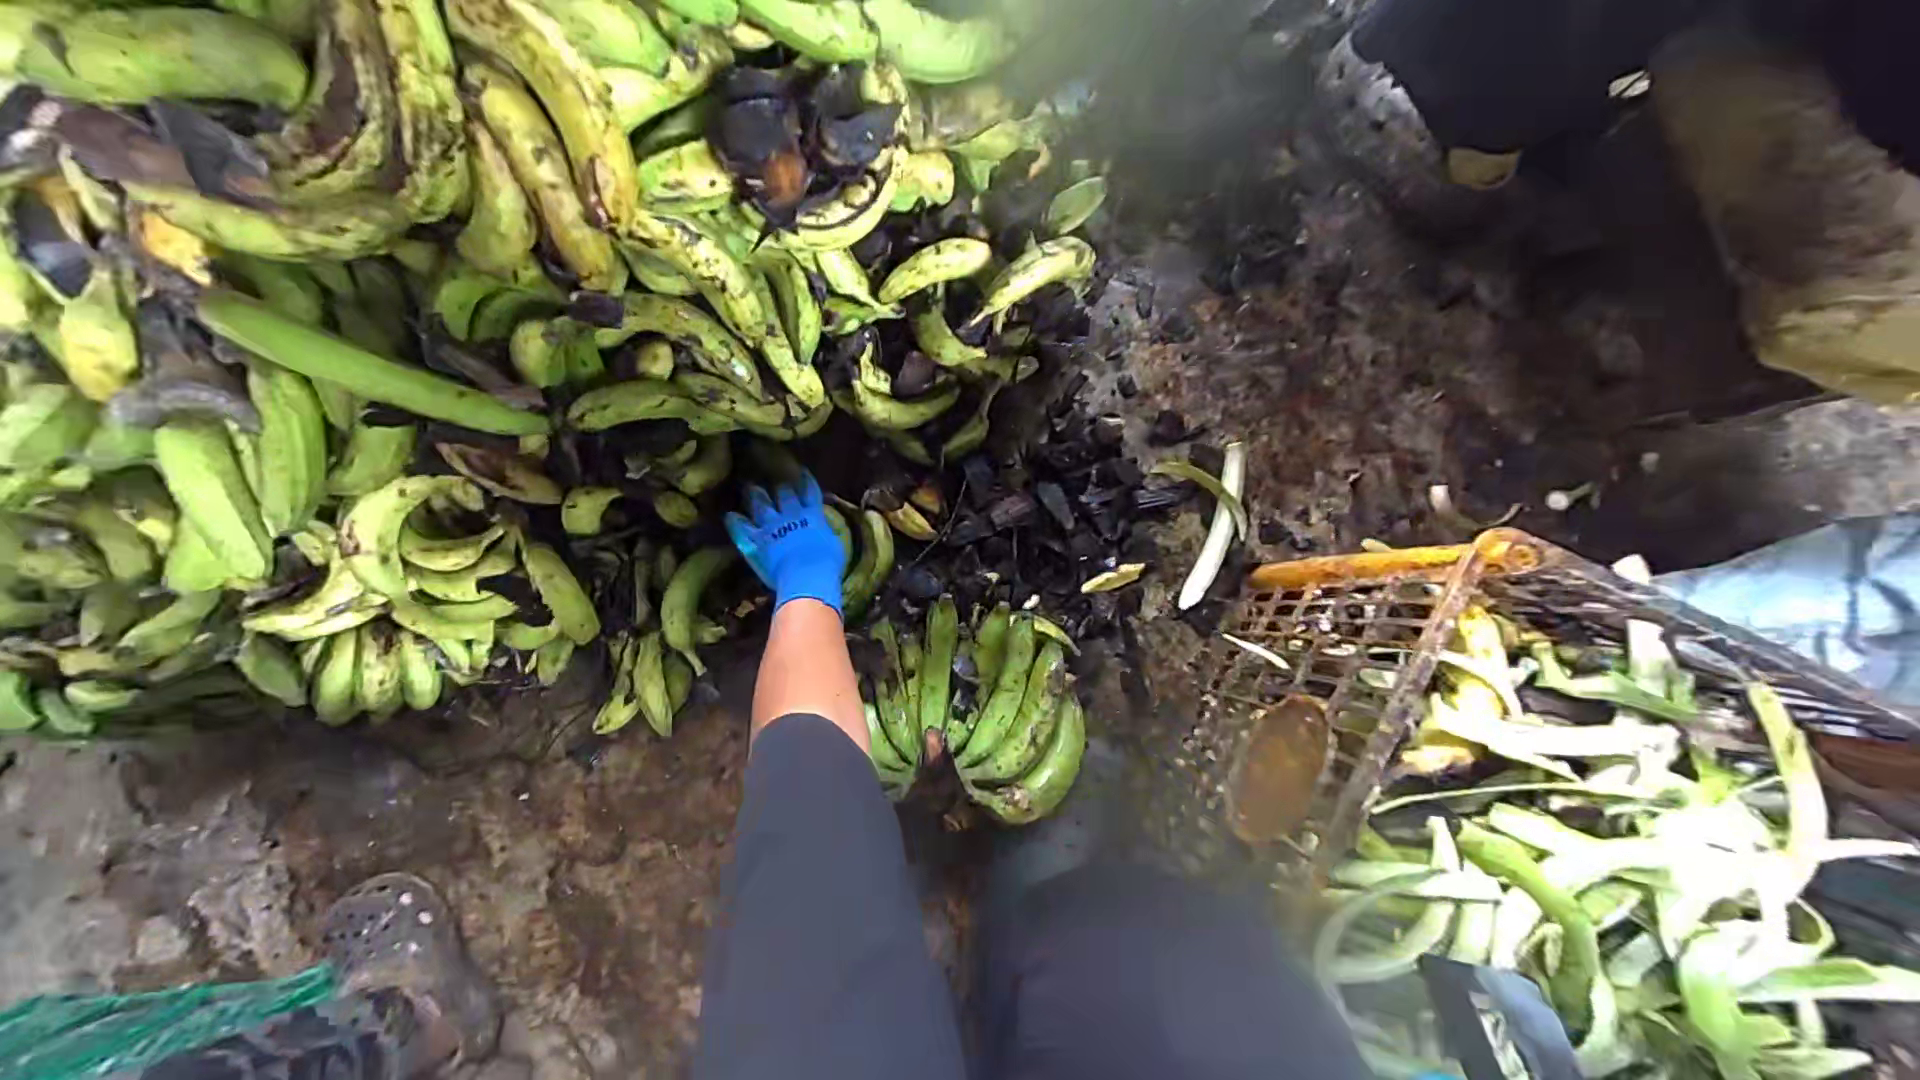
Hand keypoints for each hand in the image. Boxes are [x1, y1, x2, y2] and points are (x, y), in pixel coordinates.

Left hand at [725, 471, 845, 615]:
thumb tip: (825, 527)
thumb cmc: (827, 563)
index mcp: (812, 515)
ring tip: (751, 488)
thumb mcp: (835, 544)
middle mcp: (791, 515)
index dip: (806, 481)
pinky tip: (730, 516)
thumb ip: (827, 532)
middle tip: (776, 481)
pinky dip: (736, 522)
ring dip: (756, 496)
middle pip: (784, 495)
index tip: (802, 472)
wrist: (806, 574)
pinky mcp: (757, 541)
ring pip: (761, 506)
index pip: (810, 493)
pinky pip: (743, 529)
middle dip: (781, 488)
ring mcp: (772, 527)